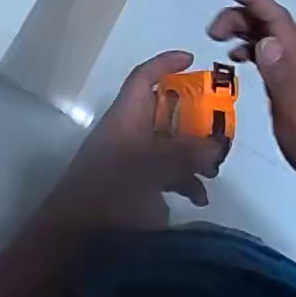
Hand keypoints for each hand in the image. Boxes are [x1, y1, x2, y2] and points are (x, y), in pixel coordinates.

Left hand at [41, 51, 224, 231]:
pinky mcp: (131, 188)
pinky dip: (182, 182)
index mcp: (125, 118)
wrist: (75, 237)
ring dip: (191, 155)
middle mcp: (126, 133)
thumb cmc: (110, 194)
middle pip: (162, 113)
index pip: (143, 78)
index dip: (165, 64)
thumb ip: (185, 154)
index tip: (192, 59)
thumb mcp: (151, 169)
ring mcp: (128, 161)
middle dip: (193, 119)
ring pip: (166, 146)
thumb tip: (214, 143)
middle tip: (220, 132)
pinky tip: (196, 199)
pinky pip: (163, 175)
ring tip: (212, 173)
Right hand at [207, 0, 295, 191]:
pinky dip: (248, 47)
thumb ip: (283, 77)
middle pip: (269, 23)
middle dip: (239, 16)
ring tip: (218, 39)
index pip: (276, 19)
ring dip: (242, 29)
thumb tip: (266, 42)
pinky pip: (267, 54)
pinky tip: (237, 58)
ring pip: (267, 36)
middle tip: (212, 31)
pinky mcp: (291, 84)